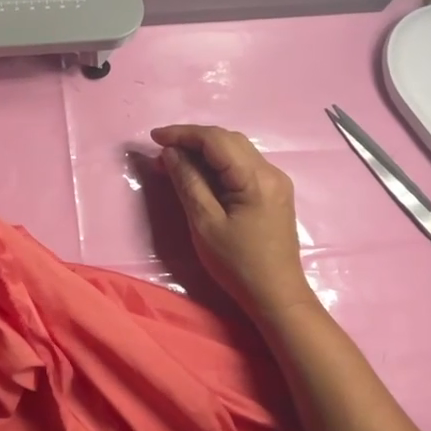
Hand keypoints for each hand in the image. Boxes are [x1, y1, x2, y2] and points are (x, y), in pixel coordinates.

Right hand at [151, 124, 312, 317]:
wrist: (276, 296)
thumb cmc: (238, 264)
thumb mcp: (205, 223)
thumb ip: (188, 182)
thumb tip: (171, 152)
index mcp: (256, 178)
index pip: (215, 140)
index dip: (182, 134)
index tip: (153, 138)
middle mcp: (270, 172)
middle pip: (227, 140)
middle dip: (191, 140)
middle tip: (161, 153)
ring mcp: (275, 181)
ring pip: (234, 150)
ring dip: (203, 150)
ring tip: (174, 161)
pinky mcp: (272, 191)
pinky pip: (241, 164)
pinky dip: (216, 162)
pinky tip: (198, 173)